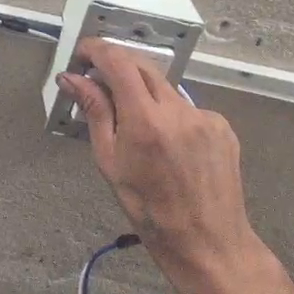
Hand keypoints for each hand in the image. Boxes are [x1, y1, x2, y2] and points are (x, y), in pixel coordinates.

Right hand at [57, 39, 293, 293]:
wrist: (209, 244)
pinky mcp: (223, 127)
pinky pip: (186, 106)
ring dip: (142, 90)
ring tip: (134, 119)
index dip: (95, 49)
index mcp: (145, 120)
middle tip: (97, 78)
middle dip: (116, 64)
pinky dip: (168, 111)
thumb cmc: (148, 207)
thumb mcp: (109, 161)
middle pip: (141, 65)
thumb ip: (94, 111)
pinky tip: (167, 138)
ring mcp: (205, 117)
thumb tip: (71, 78)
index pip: (117, 61)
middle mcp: (178, 110)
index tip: (81, 54)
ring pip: (163, 86)